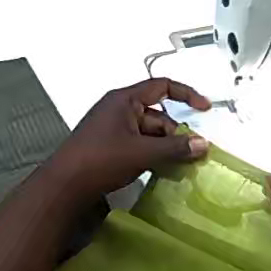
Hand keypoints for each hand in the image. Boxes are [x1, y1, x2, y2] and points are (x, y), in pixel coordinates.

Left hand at [39, 79, 211, 203]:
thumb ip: (174, 147)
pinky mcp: (108, 145)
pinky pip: (137, 144)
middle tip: (192, 155)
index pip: (161, 86)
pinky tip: (161, 171)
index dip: (186, 94)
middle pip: (157, 114)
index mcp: (124, 100)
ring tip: (179, 166)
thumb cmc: (101, 159)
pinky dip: (151, 154)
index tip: (205, 108)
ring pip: (148, 132)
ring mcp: (112, 127)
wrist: (65, 184)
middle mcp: (118, 109)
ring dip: (164, 147)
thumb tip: (203, 144)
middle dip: (175, 133)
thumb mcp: (142, 153)